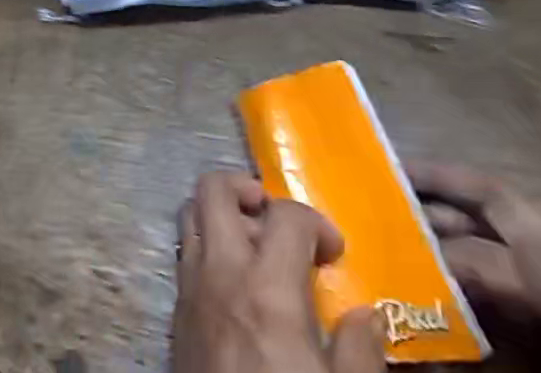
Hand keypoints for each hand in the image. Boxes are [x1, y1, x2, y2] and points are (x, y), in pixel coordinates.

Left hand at [171, 171, 384, 372]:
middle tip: (276, 221)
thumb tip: (366, 317)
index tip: (333, 253)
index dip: (315, 222)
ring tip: (254, 245)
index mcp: (267, 287)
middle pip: (213, 189)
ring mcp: (189, 293)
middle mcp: (220, 274)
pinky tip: (236, 288)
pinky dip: (208, 251)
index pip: (285, 215)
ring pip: (189, 216)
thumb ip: (360, 350)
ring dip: (221, 215)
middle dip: (247, 190)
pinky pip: (185, 258)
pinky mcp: (174, 318)